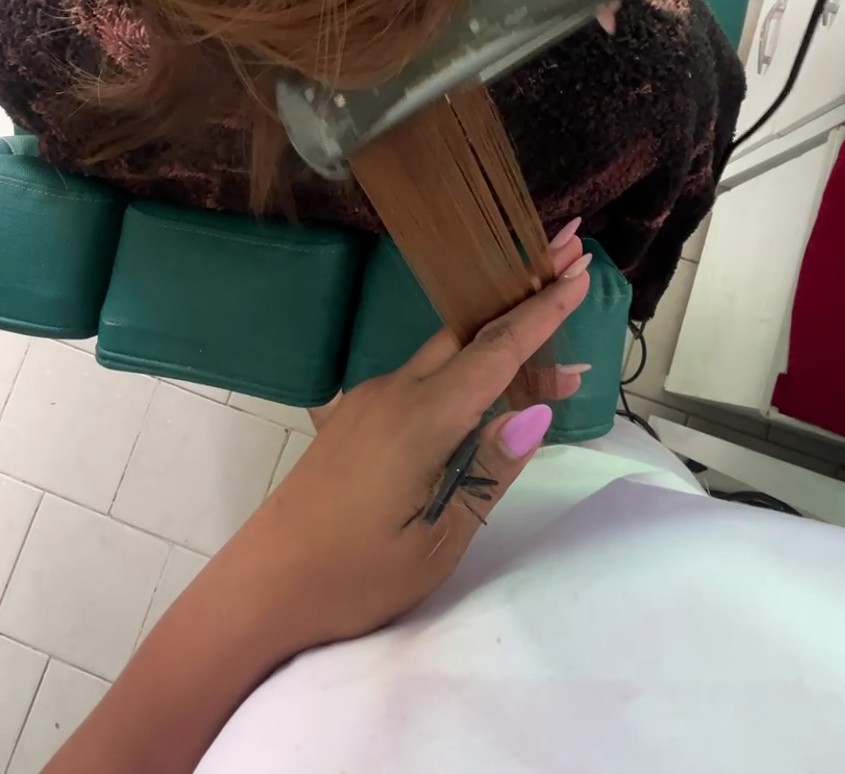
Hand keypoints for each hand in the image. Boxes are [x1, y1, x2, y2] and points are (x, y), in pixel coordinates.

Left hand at [209, 252, 594, 653]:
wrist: (265, 584)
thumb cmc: (354, 576)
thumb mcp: (437, 539)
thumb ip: (487, 471)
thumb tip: (535, 412)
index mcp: (420, 418)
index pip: (495, 351)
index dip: (542, 311)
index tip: (578, 269)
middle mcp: (393, 392)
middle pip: (468, 330)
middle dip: (521, 294)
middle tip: (569, 259)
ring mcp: (370, 399)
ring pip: (445, 352)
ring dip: (496, 338)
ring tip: (551, 339)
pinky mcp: (357, 414)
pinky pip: (422, 378)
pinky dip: (464, 372)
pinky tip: (487, 394)